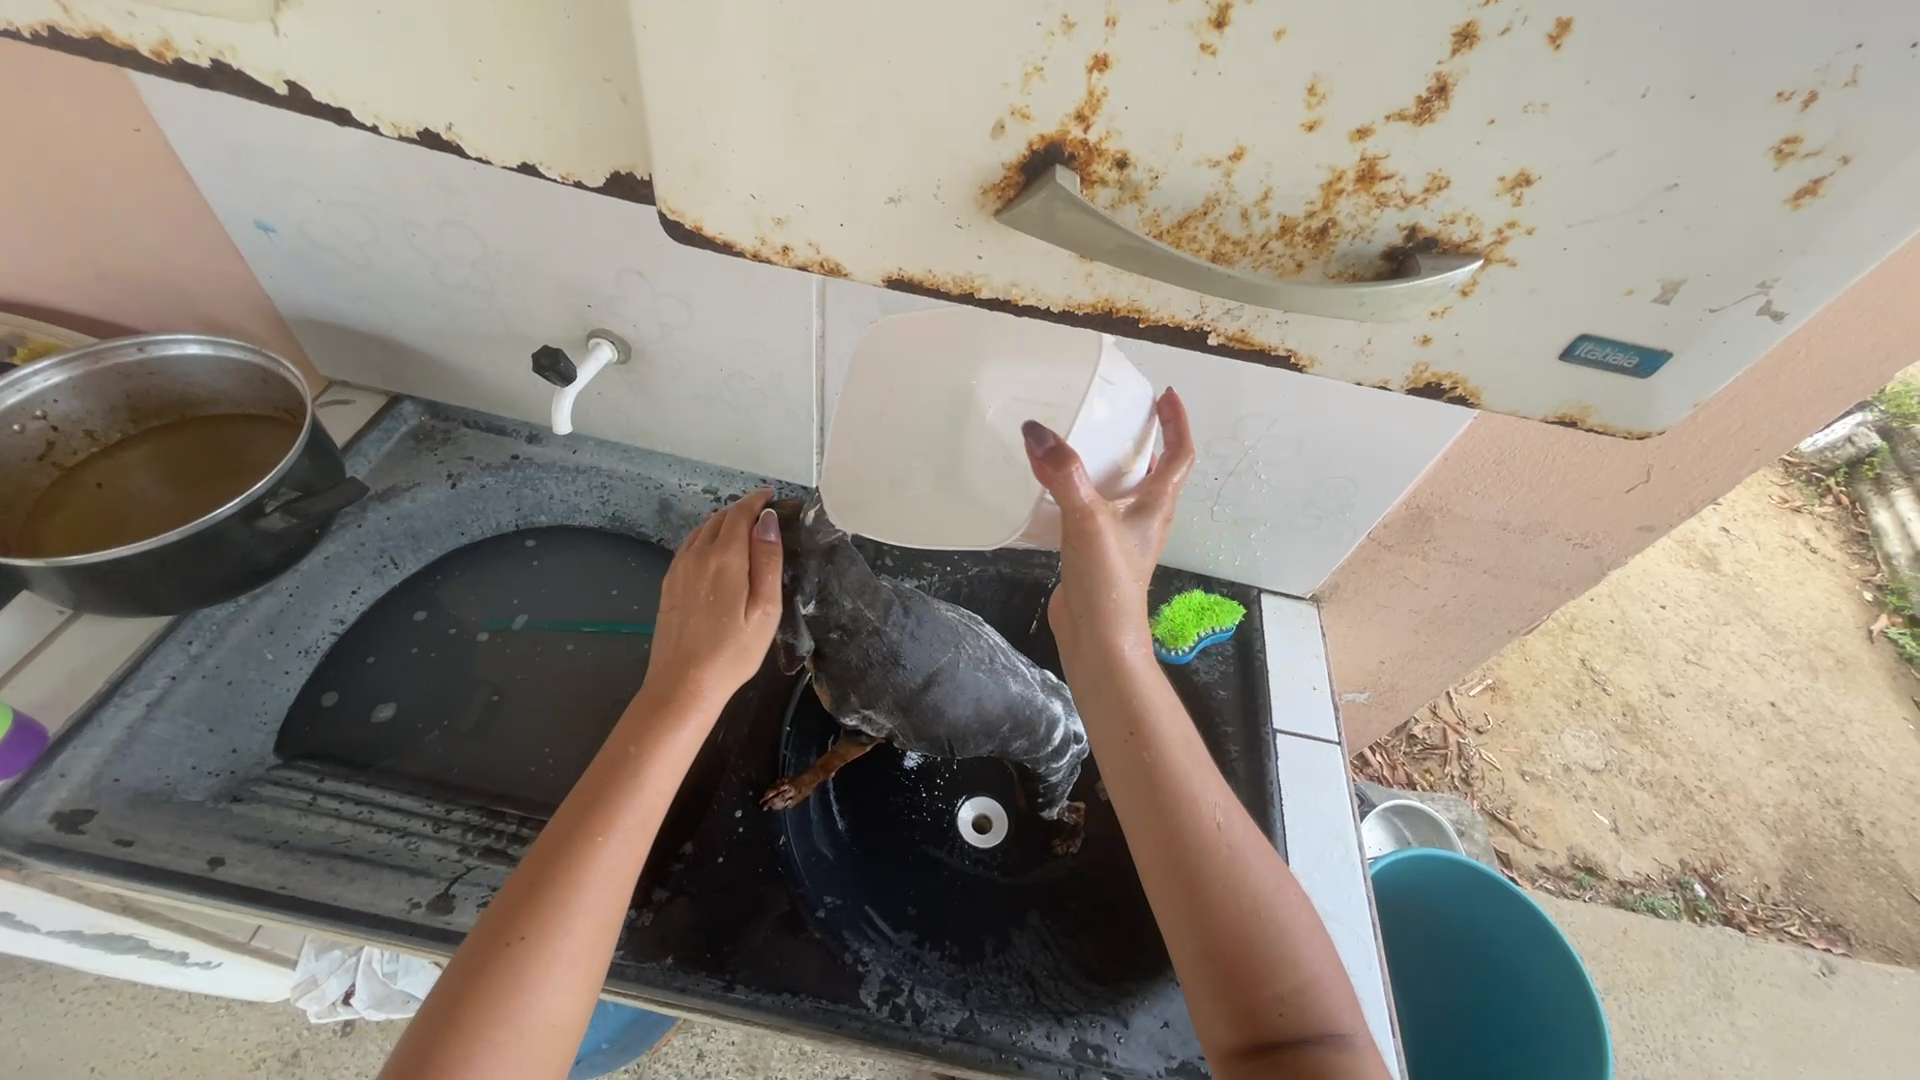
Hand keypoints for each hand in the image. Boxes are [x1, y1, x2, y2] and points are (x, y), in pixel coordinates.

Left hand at [639, 489, 783, 711]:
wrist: (683, 683)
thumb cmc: (733, 651)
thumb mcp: (766, 609)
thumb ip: (767, 561)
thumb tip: (768, 520)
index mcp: (725, 557)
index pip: (740, 513)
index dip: (757, 500)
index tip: (772, 495)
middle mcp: (697, 555)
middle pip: (720, 518)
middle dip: (742, 509)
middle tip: (764, 513)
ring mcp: (679, 569)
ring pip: (702, 530)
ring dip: (723, 521)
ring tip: (744, 528)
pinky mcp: (669, 583)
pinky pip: (690, 546)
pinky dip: (707, 537)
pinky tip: (717, 551)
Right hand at [1023, 389, 1194, 663]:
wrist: (1099, 638)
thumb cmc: (1108, 579)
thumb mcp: (1089, 518)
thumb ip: (1064, 474)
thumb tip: (1036, 431)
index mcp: (1156, 504)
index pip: (1180, 454)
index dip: (1178, 423)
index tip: (1165, 395)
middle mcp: (1144, 518)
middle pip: (1154, 471)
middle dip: (1143, 441)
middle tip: (1117, 415)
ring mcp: (1121, 538)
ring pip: (1123, 492)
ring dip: (1111, 466)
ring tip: (1083, 444)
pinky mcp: (1096, 553)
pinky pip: (1093, 511)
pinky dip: (1081, 493)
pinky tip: (1054, 491)